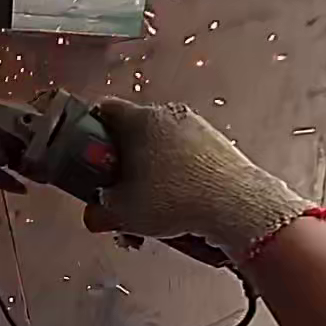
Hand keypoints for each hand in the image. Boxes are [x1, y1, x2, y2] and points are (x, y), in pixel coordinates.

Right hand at [83, 98, 322, 260]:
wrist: (238, 209)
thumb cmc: (177, 200)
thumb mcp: (120, 213)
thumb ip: (96, 212)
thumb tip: (93, 214)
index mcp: (139, 121)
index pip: (102, 111)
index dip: (89, 132)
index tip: (88, 155)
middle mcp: (168, 116)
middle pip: (131, 136)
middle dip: (121, 168)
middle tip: (117, 195)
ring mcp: (196, 129)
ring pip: (158, 152)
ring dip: (147, 180)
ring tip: (147, 214)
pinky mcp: (217, 147)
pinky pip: (183, 161)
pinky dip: (173, 182)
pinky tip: (173, 210)